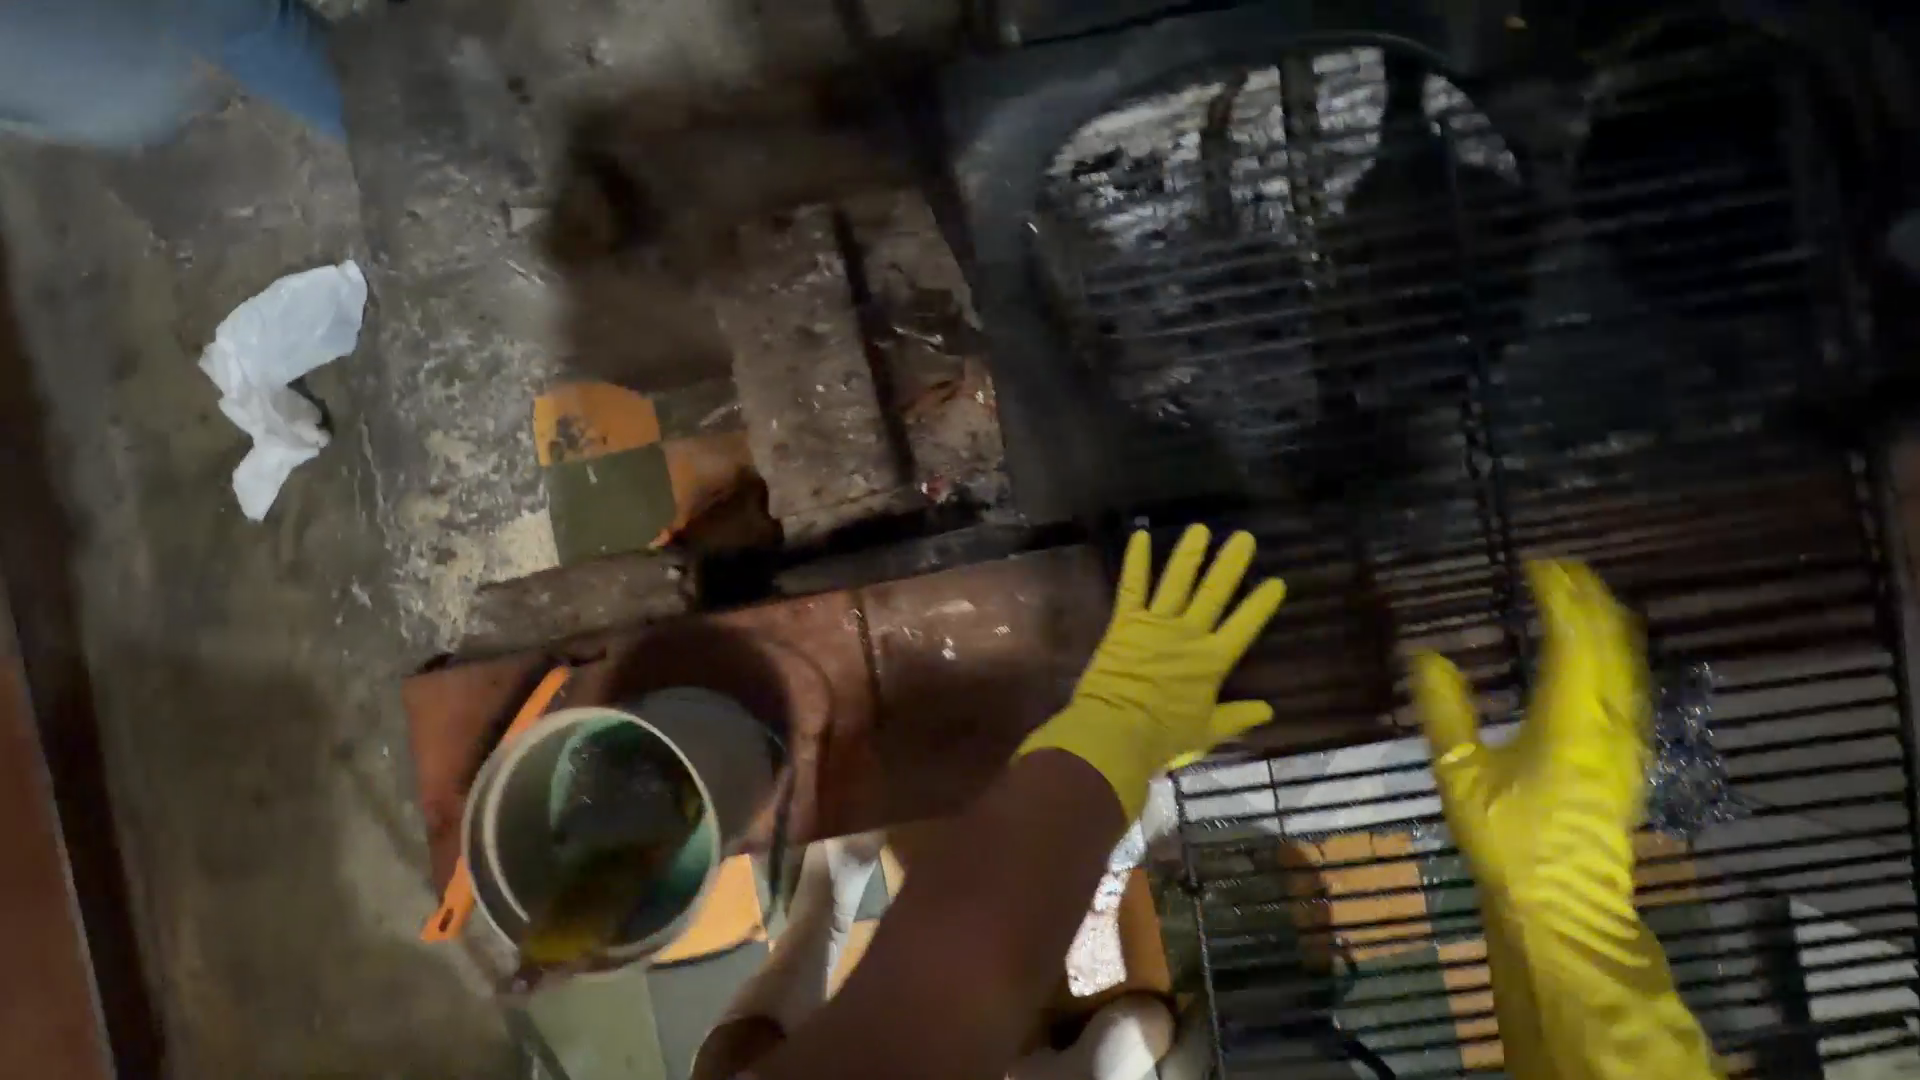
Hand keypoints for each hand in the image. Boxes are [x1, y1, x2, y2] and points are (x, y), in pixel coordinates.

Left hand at [1017, 525, 1286, 820]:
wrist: (1117, 731)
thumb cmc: (1163, 736)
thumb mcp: (1207, 730)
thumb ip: (1237, 717)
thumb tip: (1269, 710)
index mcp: (1212, 662)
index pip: (1245, 626)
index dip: (1261, 604)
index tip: (1277, 581)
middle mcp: (1188, 635)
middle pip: (1214, 594)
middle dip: (1230, 564)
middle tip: (1244, 537)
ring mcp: (1156, 625)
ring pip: (1177, 582)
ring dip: (1190, 553)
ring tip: (1201, 528)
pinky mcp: (1125, 622)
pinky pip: (1132, 586)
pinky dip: (1135, 561)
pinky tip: (1140, 535)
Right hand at [1413, 560, 1649, 912]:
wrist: (1563, 906)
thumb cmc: (1506, 838)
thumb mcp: (1460, 773)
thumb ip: (1444, 710)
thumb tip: (1425, 655)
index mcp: (1569, 722)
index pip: (1571, 641)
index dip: (1557, 597)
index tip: (1537, 563)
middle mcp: (1609, 724)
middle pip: (1611, 645)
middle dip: (1589, 599)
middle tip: (1560, 567)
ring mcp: (1626, 744)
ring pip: (1628, 666)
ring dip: (1606, 624)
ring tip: (1582, 596)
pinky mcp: (1627, 761)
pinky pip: (1628, 688)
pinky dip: (1614, 655)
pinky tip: (1600, 654)